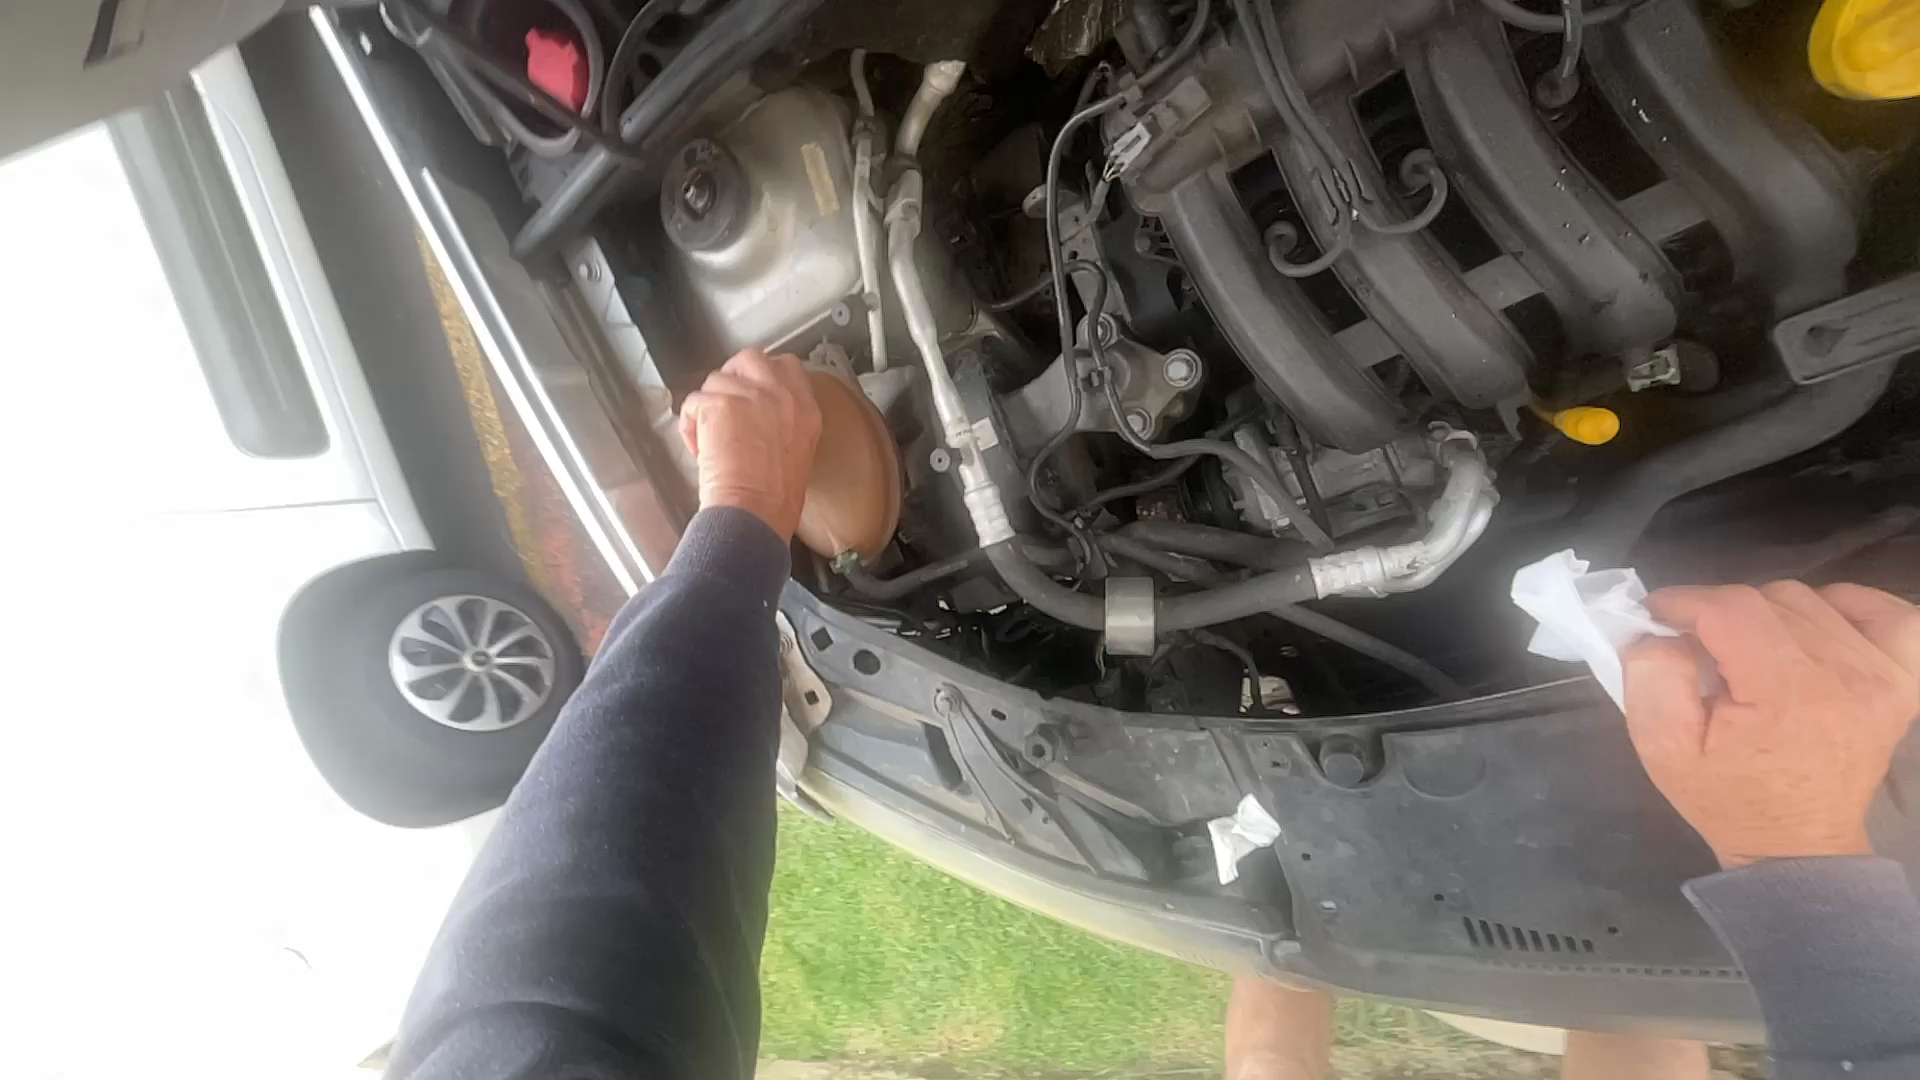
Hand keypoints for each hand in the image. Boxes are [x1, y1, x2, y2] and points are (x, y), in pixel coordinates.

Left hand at [677, 348, 821, 542]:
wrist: (758, 510)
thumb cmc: (778, 499)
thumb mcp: (799, 451)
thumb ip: (785, 422)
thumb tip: (760, 418)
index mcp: (805, 408)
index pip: (787, 367)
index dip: (764, 375)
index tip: (753, 393)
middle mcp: (781, 393)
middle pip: (751, 358)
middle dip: (733, 375)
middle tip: (725, 404)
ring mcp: (749, 394)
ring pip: (715, 380)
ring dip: (708, 405)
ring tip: (711, 439)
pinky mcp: (719, 403)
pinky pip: (692, 403)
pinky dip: (690, 426)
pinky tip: (700, 450)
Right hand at [1622, 581, 1919, 867]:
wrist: (1792, 839)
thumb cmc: (1717, 791)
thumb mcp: (1657, 740)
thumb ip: (1652, 674)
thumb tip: (1661, 630)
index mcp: (1787, 695)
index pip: (1732, 608)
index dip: (1680, 600)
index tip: (1651, 618)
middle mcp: (1850, 678)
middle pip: (1768, 598)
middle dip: (1712, 609)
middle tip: (1688, 643)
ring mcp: (1887, 678)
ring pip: (1810, 599)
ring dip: (1761, 611)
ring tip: (1737, 645)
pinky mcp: (1904, 682)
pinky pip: (1887, 614)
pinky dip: (1842, 607)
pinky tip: (1806, 628)